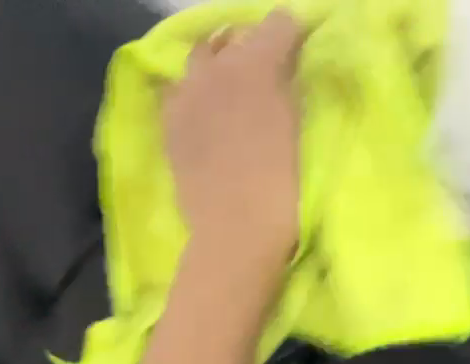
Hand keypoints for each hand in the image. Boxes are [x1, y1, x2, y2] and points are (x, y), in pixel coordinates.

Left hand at [165, 10, 303, 277]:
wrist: (235, 234)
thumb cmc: (281, 191)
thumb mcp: (298, 130)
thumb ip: (290, 89)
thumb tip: (287, 70)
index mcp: (258, 64)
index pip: (280, 23)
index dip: (293, 37)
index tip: (300, 55)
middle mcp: (218, 67)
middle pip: (235, 36)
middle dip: (252, 48)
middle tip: (265, 76)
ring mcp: (188, 93)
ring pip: (201, 58)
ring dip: (218, 66)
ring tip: (229, 91)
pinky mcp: (170, 122)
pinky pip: (178, 90)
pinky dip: (193, 94)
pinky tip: (203, 114)